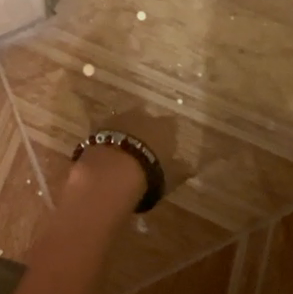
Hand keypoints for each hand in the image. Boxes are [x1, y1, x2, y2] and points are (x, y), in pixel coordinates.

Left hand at [69, 106, 190, 208]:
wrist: (113, 170)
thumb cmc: (150, 174)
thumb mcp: (172, 177)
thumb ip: (183, 170)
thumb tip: (192, 167)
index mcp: (164, 126)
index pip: (171, 125)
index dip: (168, 134)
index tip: (167, 145)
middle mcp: (143, 116)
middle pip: (146, 119)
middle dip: (145, 130)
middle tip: (143, 147)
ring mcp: (119, 118)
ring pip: (125, 122)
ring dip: (125, 132)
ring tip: (124, 151)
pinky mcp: (100, 127)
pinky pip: (108, 131)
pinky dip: (109, 139)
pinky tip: (108, 152)